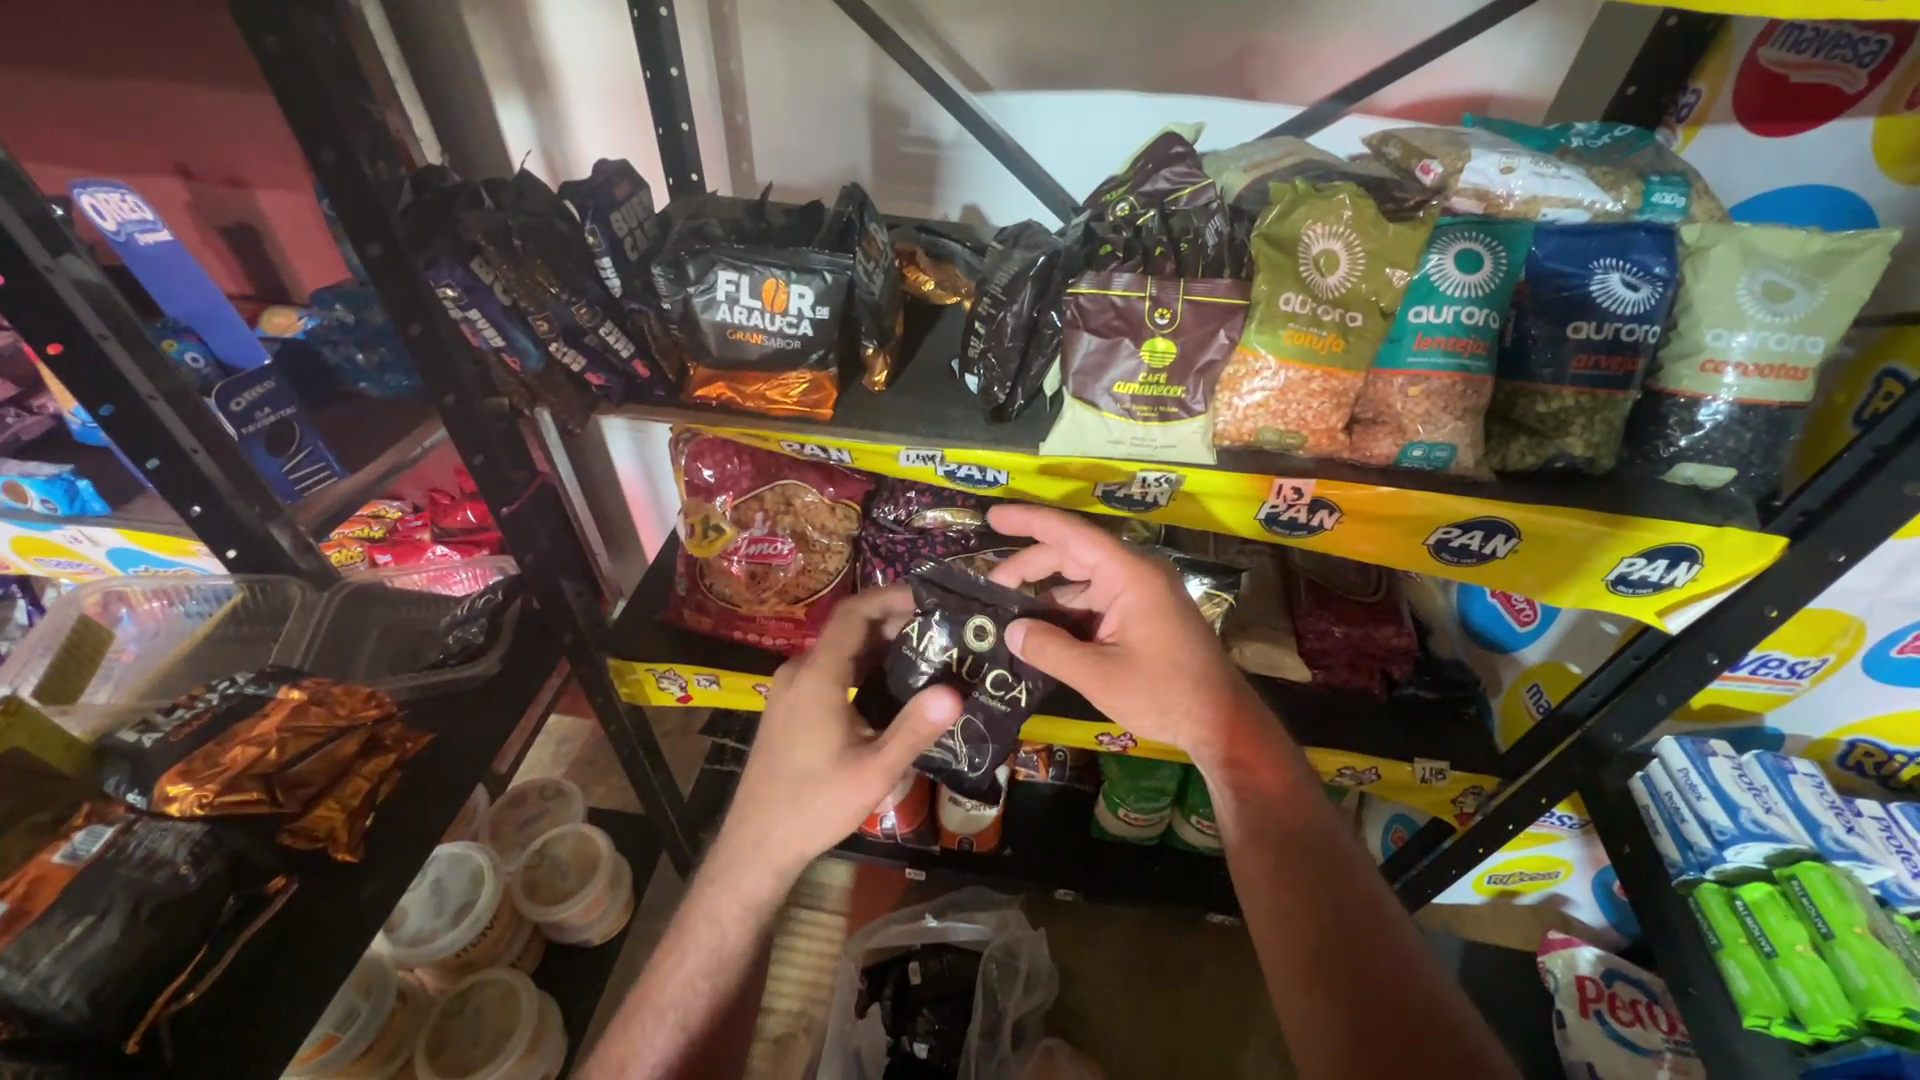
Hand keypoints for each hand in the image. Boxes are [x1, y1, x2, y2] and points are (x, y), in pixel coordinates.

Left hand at [717, 586, 961, 873]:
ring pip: (838, 651)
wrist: (757, 843)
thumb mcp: (875, 771)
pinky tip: (890, 687)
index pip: (854, 613)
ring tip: (925, 654)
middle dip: (893, 623)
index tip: (929, 599)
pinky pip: (828, 671)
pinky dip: (860, 668)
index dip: (891, 598)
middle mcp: (798, 672)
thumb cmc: (815, 805)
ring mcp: (789, 690)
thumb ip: (914, 728)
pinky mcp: (788, 707)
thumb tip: (956, 692)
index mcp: (817, 676)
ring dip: (878, 647)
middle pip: (848, 629)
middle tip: (940, 632)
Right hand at [986, 503, 1270, 767]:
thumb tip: (1010, 632)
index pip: (1070, 534)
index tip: (991, 517)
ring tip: (1009, 613)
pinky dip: (1067, 611)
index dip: (1028, 522)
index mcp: (1129, 575)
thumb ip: (1049, 649)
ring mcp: (1141, 593)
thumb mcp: (1098, 675)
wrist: (1221, 720)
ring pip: (1082, 579)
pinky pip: (1096, 600)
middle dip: (1029, 566)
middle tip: (990, 587)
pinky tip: (1042, 631)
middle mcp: (1135, 573)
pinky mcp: (1143, 613)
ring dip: (1047, 593)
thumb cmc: (1165, 694)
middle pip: (1072, 554)